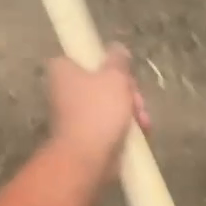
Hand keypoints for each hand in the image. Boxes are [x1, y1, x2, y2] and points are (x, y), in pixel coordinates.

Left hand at [47, 44, 148, 175]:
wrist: (87, 157)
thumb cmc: (98, 111)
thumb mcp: (114, 77)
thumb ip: (118, 60)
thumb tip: (116, 48)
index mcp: (63, 70)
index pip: (86, 56)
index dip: (109, 64)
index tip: (125, 74)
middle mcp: (64, 90)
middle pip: (103, 81)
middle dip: (127, 91)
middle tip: (136, 101)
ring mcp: (74, 114)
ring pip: (109, 104)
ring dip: (130, 110)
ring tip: (142, 122)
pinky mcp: (85, 134)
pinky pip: (109, 124)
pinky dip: (124, 127)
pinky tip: (141, 132)